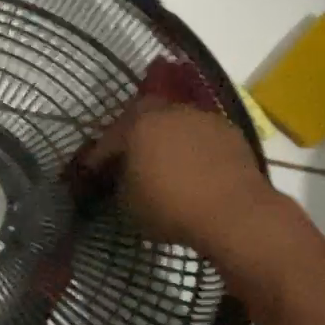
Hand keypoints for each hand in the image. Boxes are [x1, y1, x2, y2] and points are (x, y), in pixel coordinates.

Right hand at [112, 98, 283, 256]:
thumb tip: (122, 177)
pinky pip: (200, 136)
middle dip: (134, 135)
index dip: (98, 157)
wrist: (233, 213)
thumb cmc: (170, 207)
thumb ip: (120, 182)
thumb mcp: (128, 202)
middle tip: (128, 157)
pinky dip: (191, 147)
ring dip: (166, 138)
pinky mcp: (231, 132)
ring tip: (163, 162)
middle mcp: (171, 112)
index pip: (109, 139)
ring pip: (175, 123)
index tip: (91, 173)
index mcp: (139, 125)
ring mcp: (204, 119)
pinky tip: (192, 168)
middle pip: (144, 117)